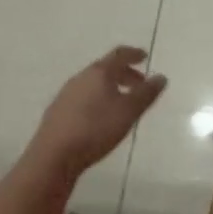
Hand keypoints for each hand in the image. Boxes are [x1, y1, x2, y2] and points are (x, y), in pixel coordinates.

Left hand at [24, 46, 166, 178]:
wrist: (51, 159)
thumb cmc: (95, 129)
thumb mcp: (129, 111)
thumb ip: (147, 93)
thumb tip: (161, 77)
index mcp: (99, 73)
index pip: (119, 55)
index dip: (133, 54)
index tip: (144, 57)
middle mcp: (80, 79)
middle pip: (104, 69)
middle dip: (123, 74)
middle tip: (138, 84)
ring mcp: (64, 96)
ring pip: (91, 85)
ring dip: (108, 88)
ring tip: (119, 103)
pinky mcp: (55, 114)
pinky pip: (80, 99)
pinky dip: (94, 100)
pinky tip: (97, 118)